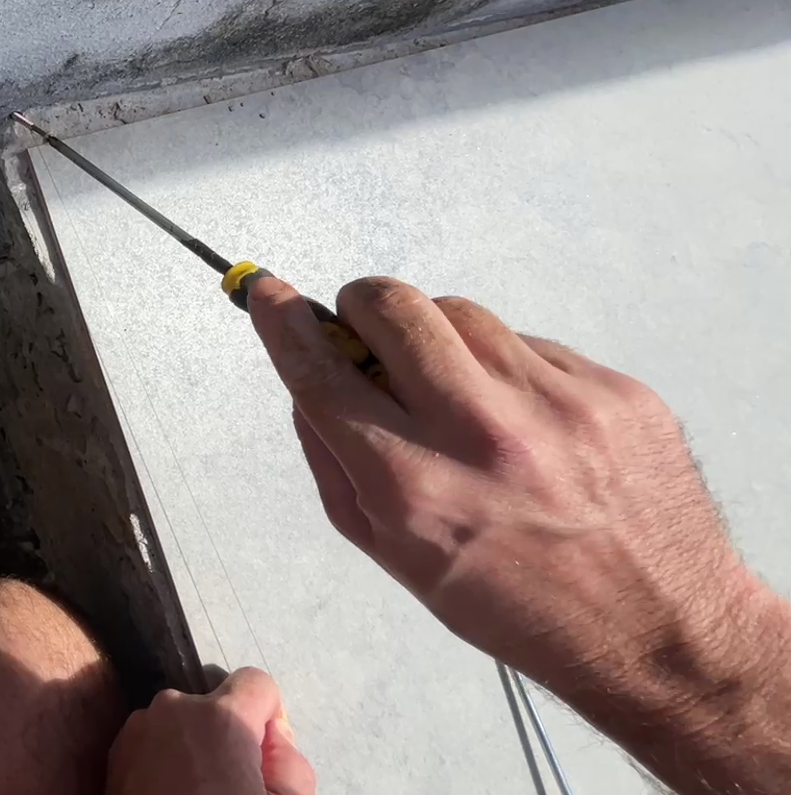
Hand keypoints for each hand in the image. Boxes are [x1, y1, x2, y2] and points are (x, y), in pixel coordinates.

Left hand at [106, 667, 312, 794]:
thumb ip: (289, 767)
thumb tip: (271, 740)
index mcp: (220, 718)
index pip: (258, 684)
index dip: (274, 724)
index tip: (268, 765)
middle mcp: (174, 707)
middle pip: (220, 708)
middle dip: (236, 744)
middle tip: (238, 791)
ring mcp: (140, 725)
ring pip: (186, 726)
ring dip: (200, 753)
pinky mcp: (117, 749)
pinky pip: (157, 741)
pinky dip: (170, 762)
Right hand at [244, 274, 790, 792]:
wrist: (663, 636)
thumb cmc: (497, 596)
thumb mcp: (378, 541)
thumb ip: (326, 453)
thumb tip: (307, 376)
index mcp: (408, 481)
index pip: (320, 373)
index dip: (281, 322)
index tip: (263, 290)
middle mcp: (478, 432)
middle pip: (390, 307)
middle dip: (359, 307)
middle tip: (366, 338)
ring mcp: (557, 405)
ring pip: (455, 311)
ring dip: (431, 336)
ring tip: (455, 389)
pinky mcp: (617, 391)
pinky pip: (521, 339)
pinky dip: (496, 362)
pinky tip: (518, 414)